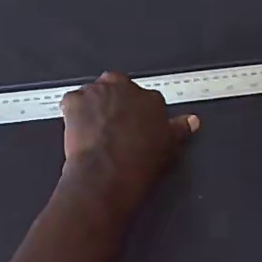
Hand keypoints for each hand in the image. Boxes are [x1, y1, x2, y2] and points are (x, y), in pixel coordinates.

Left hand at [60, 73, 198, 203]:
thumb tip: (191, 122)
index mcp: (149, 98)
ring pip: (93, 93)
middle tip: (111, 125)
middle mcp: (124, 88)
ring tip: (93, 130)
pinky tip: (76, 129)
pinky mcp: (75, 100)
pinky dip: (72, 112)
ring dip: (92, 106)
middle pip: (117, 87)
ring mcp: (97, 92)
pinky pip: (71, 101)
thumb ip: (179, 129)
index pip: (143, 98)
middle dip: (114, 101)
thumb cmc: (137, 164)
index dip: (135, 113)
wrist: (106, 174)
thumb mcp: (168, 148)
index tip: (132, 124)